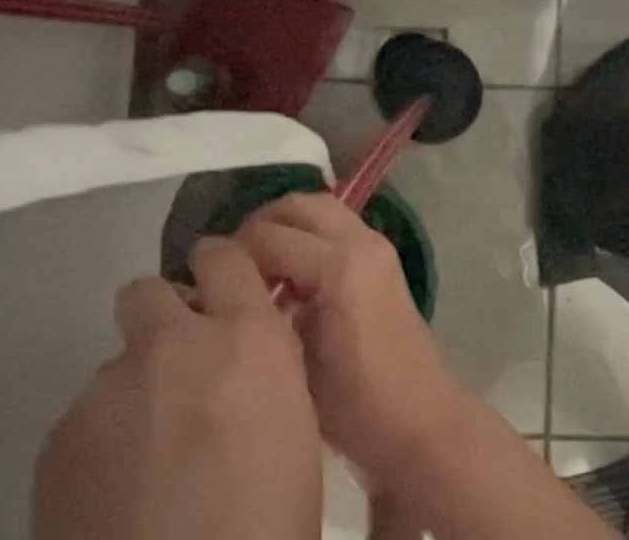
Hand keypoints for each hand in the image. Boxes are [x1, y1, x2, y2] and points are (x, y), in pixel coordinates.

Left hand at [31, 239, 321, 539]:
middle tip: (177, 374)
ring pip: (118, 366)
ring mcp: (109, 388)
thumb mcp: (296, 428)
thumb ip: (266, 373)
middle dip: (161, 320)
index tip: (219, 293)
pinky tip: (117, 495)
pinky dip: (101, 444)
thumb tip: (243, 361)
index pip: (223, 257)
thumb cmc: (270, 518)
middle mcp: (174, 345)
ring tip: (147, 459)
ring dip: (134, 393)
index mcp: (247, 340)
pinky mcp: (59, 437)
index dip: (218, 270)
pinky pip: (85, 419)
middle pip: (147, 291)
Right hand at [238, 193, 467, 481]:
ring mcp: (377, 247)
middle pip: (297, 205)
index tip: (205, 284)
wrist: (423, 421)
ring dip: (285, 227)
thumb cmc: (356, 406)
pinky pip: (336, 228)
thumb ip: (266, 314)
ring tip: (257, 270)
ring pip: (319, 210)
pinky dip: (308, 237)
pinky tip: (288, 279)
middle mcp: (361, 243)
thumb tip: (235, 292)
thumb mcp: (296, 364)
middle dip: (258, 228)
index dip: (230, 257)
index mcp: (339, 266)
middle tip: (232, 268)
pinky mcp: (383, 260)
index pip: (267, 237)